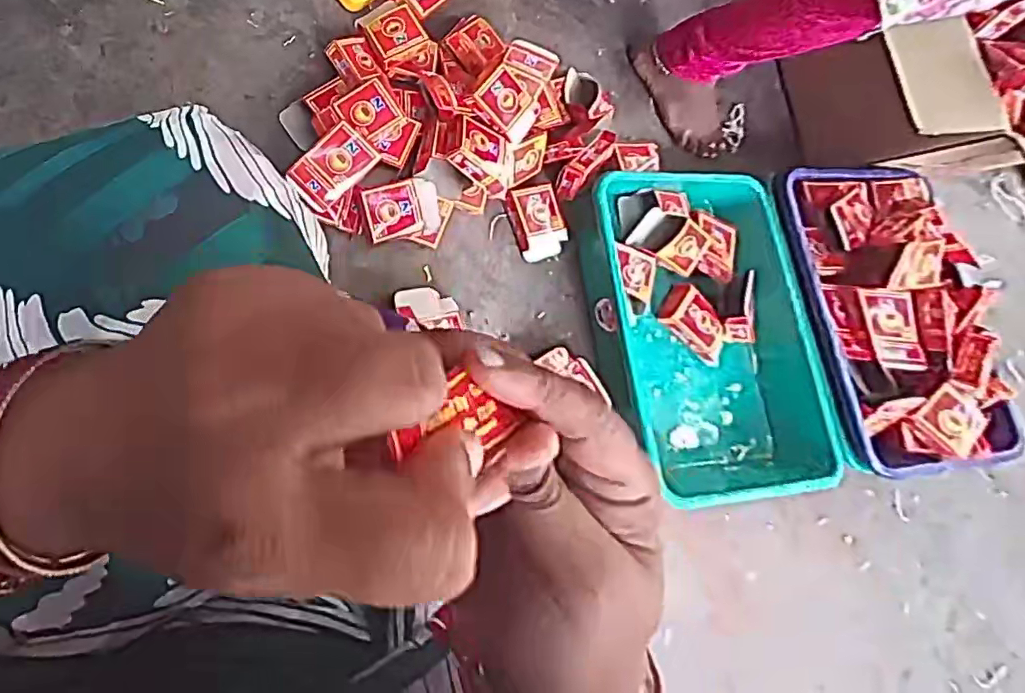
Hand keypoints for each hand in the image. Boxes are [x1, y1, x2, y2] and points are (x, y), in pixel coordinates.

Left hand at [0, 266, 484, 605]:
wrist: (96, 436)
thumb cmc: (200, 508)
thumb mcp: (292, 553)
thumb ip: (395, 527)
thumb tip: (471, 449)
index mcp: (267, 521)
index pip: (428, 535)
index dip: (450, 503)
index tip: (424, 473)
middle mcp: (255, 410)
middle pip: (418, 377)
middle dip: (416, 395)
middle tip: (362, 413)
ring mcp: (243, 321)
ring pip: (378, 327)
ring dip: (366, 361)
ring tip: (301, 387)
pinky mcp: (238, 277)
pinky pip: (334, 300)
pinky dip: (328, 332)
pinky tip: (274, 354)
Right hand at [443, 338, 664, 692]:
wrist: (539, 685)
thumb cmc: (588, 643)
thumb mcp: (589, 577)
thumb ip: (555, 507)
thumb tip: (518, 445)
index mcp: (616, 469)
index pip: (580, 409)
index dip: (533, 383)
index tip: (485, 366)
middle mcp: (565, 454)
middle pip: (528, 397)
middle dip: (488, 379)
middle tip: (445, 364)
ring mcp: (517, 465)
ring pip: (486, 413)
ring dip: (455, 397)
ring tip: (422, 385)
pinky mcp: (477, 479)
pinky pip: (455, 445)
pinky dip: (432, 430)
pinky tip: (408, 421)